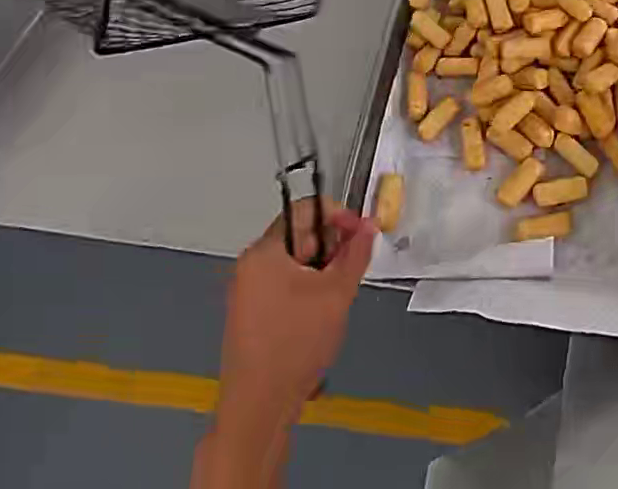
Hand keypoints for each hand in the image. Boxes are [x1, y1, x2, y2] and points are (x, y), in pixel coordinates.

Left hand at [216, 200, 373, 421]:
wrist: (261, 406)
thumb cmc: (295, 343)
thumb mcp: (337, 291)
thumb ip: (357, 252)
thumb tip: (368, 226)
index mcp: (264, 252)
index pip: (304, 210)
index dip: (338, 215)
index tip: (360, 231)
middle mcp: (250, 266)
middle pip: (301, 235)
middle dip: (333, 246)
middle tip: (352, 267)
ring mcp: (248, 291)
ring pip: (297, 262)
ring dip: (323, 269)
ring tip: (337, 295)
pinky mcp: (252, 313)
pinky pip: (286, 284)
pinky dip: (309, 288)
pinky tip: (321, 313)